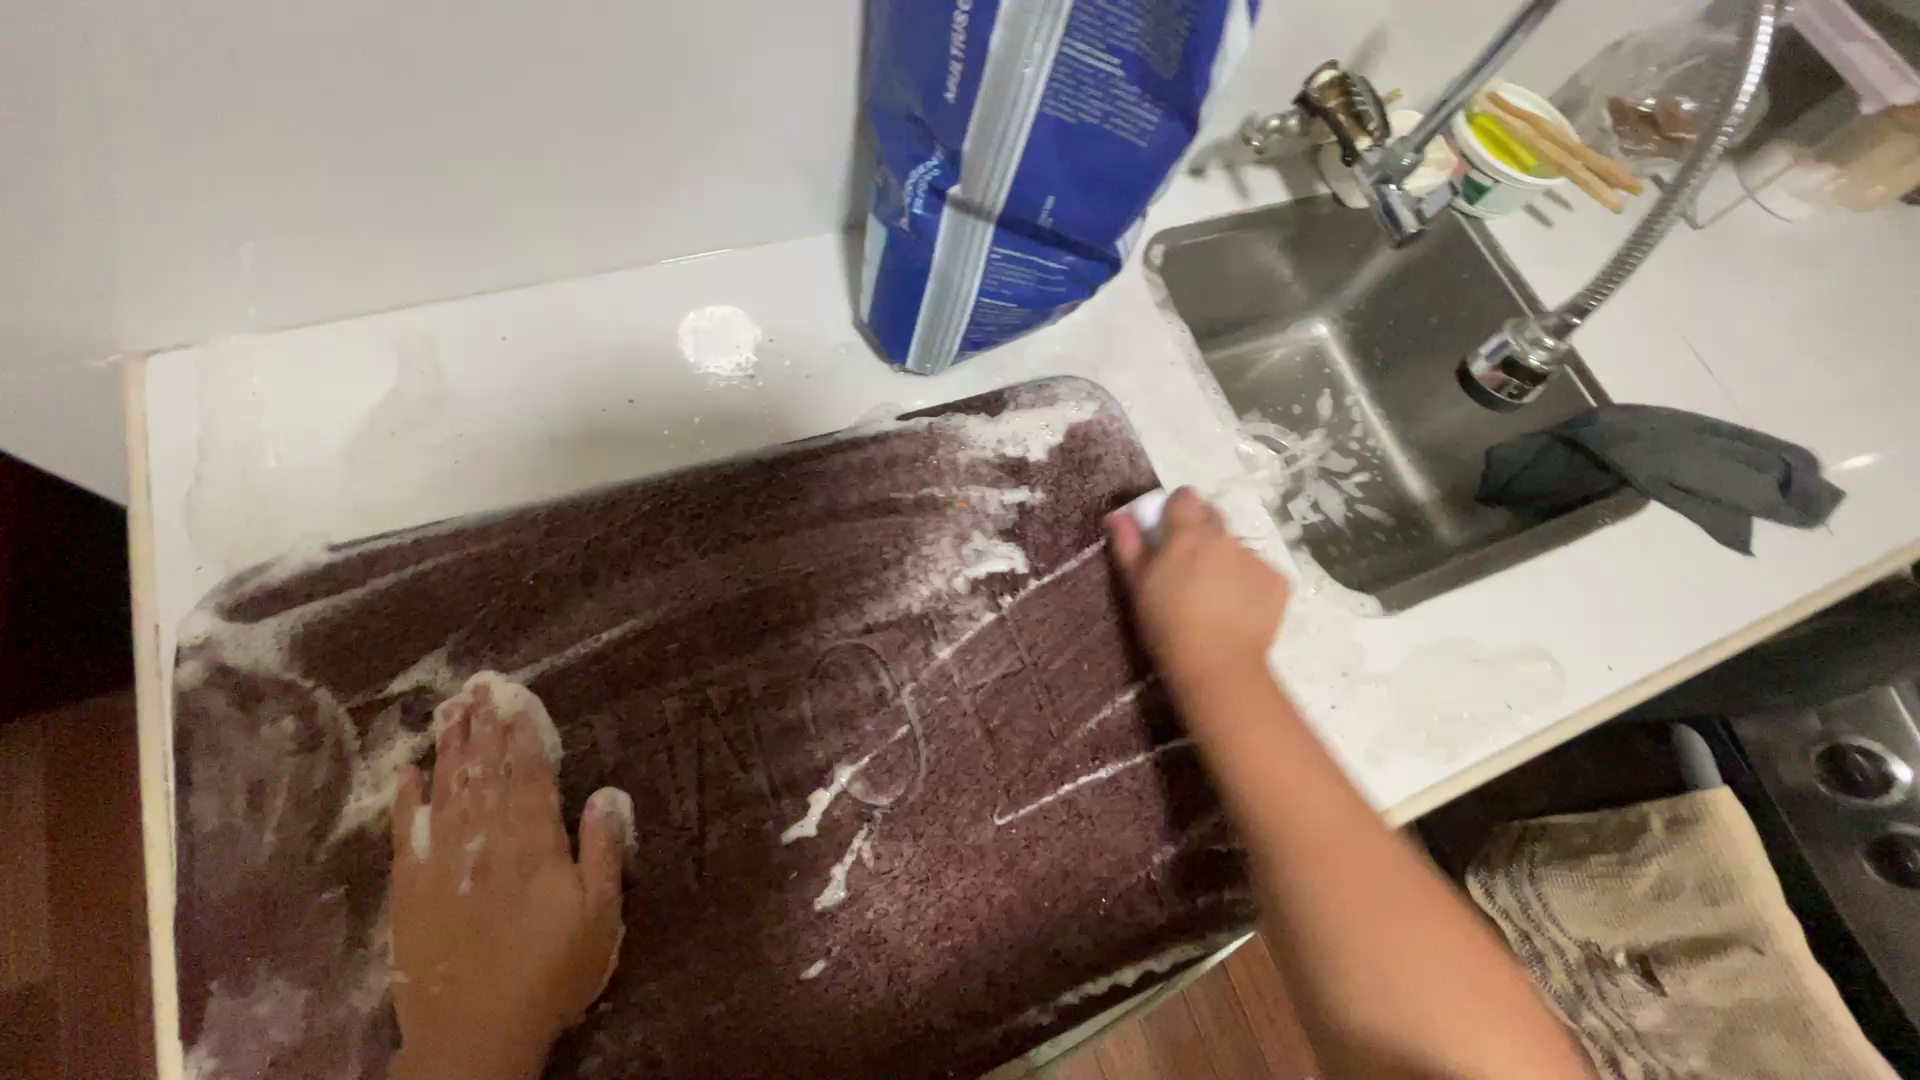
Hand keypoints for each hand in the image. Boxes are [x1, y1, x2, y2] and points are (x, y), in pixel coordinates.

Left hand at [389, 676, 632, 1079]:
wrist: (474, 1036)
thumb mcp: (599, 914)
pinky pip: (406, 834)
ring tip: (451, 709)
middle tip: (477, 684)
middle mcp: (484, 841)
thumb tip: (606, 792)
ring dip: (449, 747)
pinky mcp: (410, 891)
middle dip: (482, 726)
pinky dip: (406, 800)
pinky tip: (407, 770)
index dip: (521, 732)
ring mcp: (441, 864)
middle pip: (484, 771)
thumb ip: (602, 850)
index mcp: (533, 843)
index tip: (514, 696)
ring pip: (447, 791)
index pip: (527, 774)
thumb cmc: (550, 971)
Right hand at [1105, 487, 1290, 686]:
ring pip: (1236, 545)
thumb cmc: (1166, 625)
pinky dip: (1249, 582)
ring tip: (1214, 594)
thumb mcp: (1137, 585)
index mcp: (1187, 533)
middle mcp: (1225, 536)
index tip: (1168, 532)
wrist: (1217, 666)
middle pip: (1212, 518)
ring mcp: (1255, 557)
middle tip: (1189, 567)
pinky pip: (1260, 570)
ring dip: (1225, 558)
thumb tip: (1117, 515)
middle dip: (1200, 532)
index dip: (1175, 511)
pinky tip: (1237, 608)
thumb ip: (1128, 544)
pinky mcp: (1278, 581)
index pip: (1184, 497)